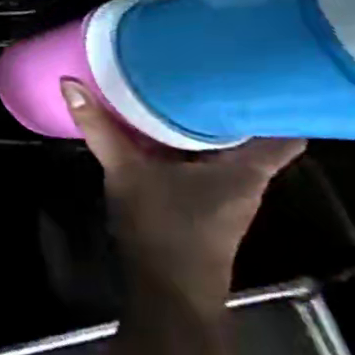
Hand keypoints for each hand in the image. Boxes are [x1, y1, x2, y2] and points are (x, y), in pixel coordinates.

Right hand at [62, 78, 303, 312]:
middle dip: (230, 101)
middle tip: (206, 64)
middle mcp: (245, 179)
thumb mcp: (125, 171)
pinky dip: (187, 139)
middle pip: (251, 133)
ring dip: (205, 120)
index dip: (282, 102)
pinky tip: (159, 123)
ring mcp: (226, 192)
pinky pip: (203, 158)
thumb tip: (69, 82)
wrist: (169, 291)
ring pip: (225, 146)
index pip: (285, 133)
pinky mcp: (205, 200)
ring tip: (179, 83)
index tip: (263, 70)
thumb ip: (99, 128)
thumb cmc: (164, 229)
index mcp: (246, 171)